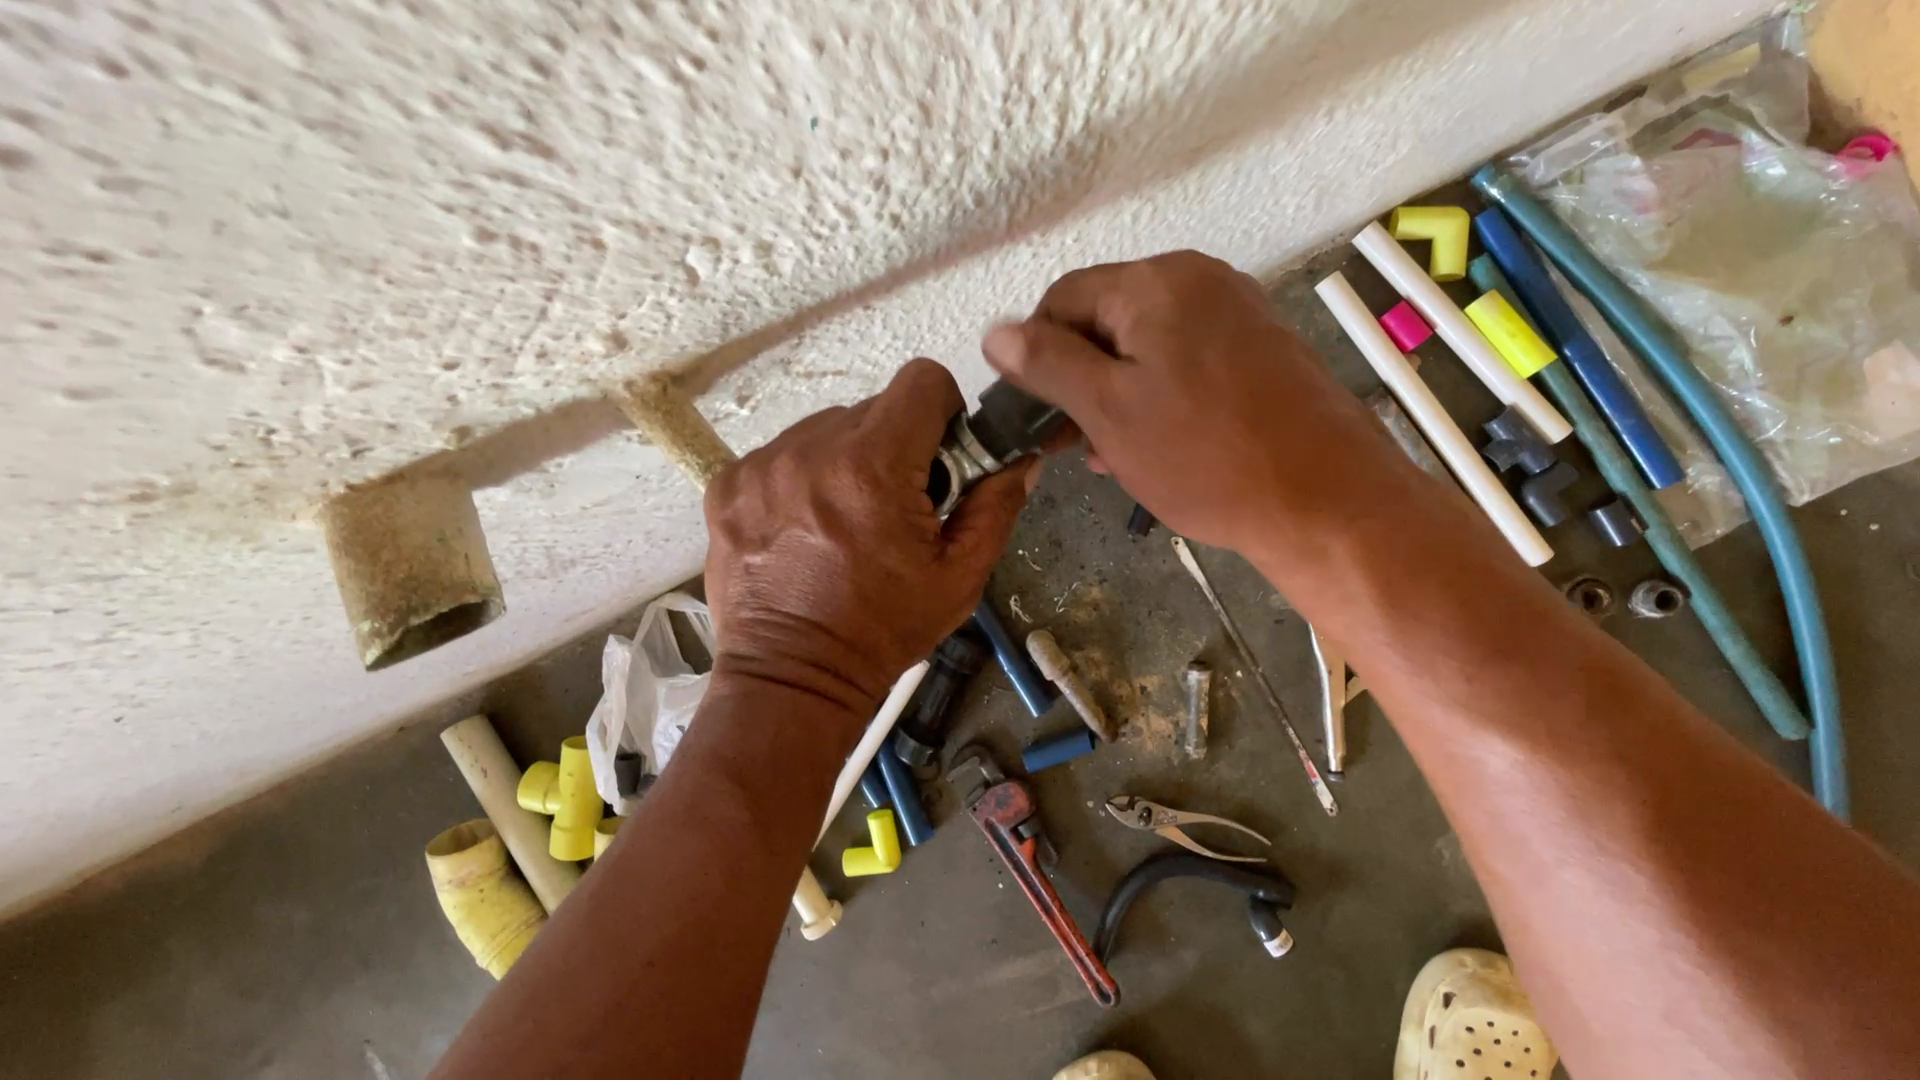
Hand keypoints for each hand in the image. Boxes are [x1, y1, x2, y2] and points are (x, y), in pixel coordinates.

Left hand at [703, 359, 1034, 713]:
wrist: (793, 677)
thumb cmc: (883, 630)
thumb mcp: (960, 576)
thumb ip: (996, 505)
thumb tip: (1019, 457)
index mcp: (873, 467)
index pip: (921, 381)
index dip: (943, 411)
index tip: (940, 456)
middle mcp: (810, 450)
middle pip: (873, 409)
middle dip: (895, 447)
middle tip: (895, 508)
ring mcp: (761, 466)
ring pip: (825, 430)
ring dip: (846, 461)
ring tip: (846, 522)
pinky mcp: (728, 485)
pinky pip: (781, 454)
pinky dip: (801, 479)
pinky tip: (806, 530)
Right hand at [981, 251, 1390, 555]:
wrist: (1325, 500)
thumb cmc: (1204, 456)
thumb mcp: (1108, 411)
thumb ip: (1047, 364)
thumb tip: (996, 332)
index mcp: (1155, 282)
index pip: (1062, 299)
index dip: (1034, 352)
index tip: (1032, 412)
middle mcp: (1199, 280)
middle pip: (1107, 318)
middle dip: (1077, 378)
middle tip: (1066, 441)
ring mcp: (1237, 313)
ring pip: (1146, 345)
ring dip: (1114, 393)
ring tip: (1106, 452)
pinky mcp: (1261, 349)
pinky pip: (1186, 360)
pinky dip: (1157, 395)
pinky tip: (1152, 444)